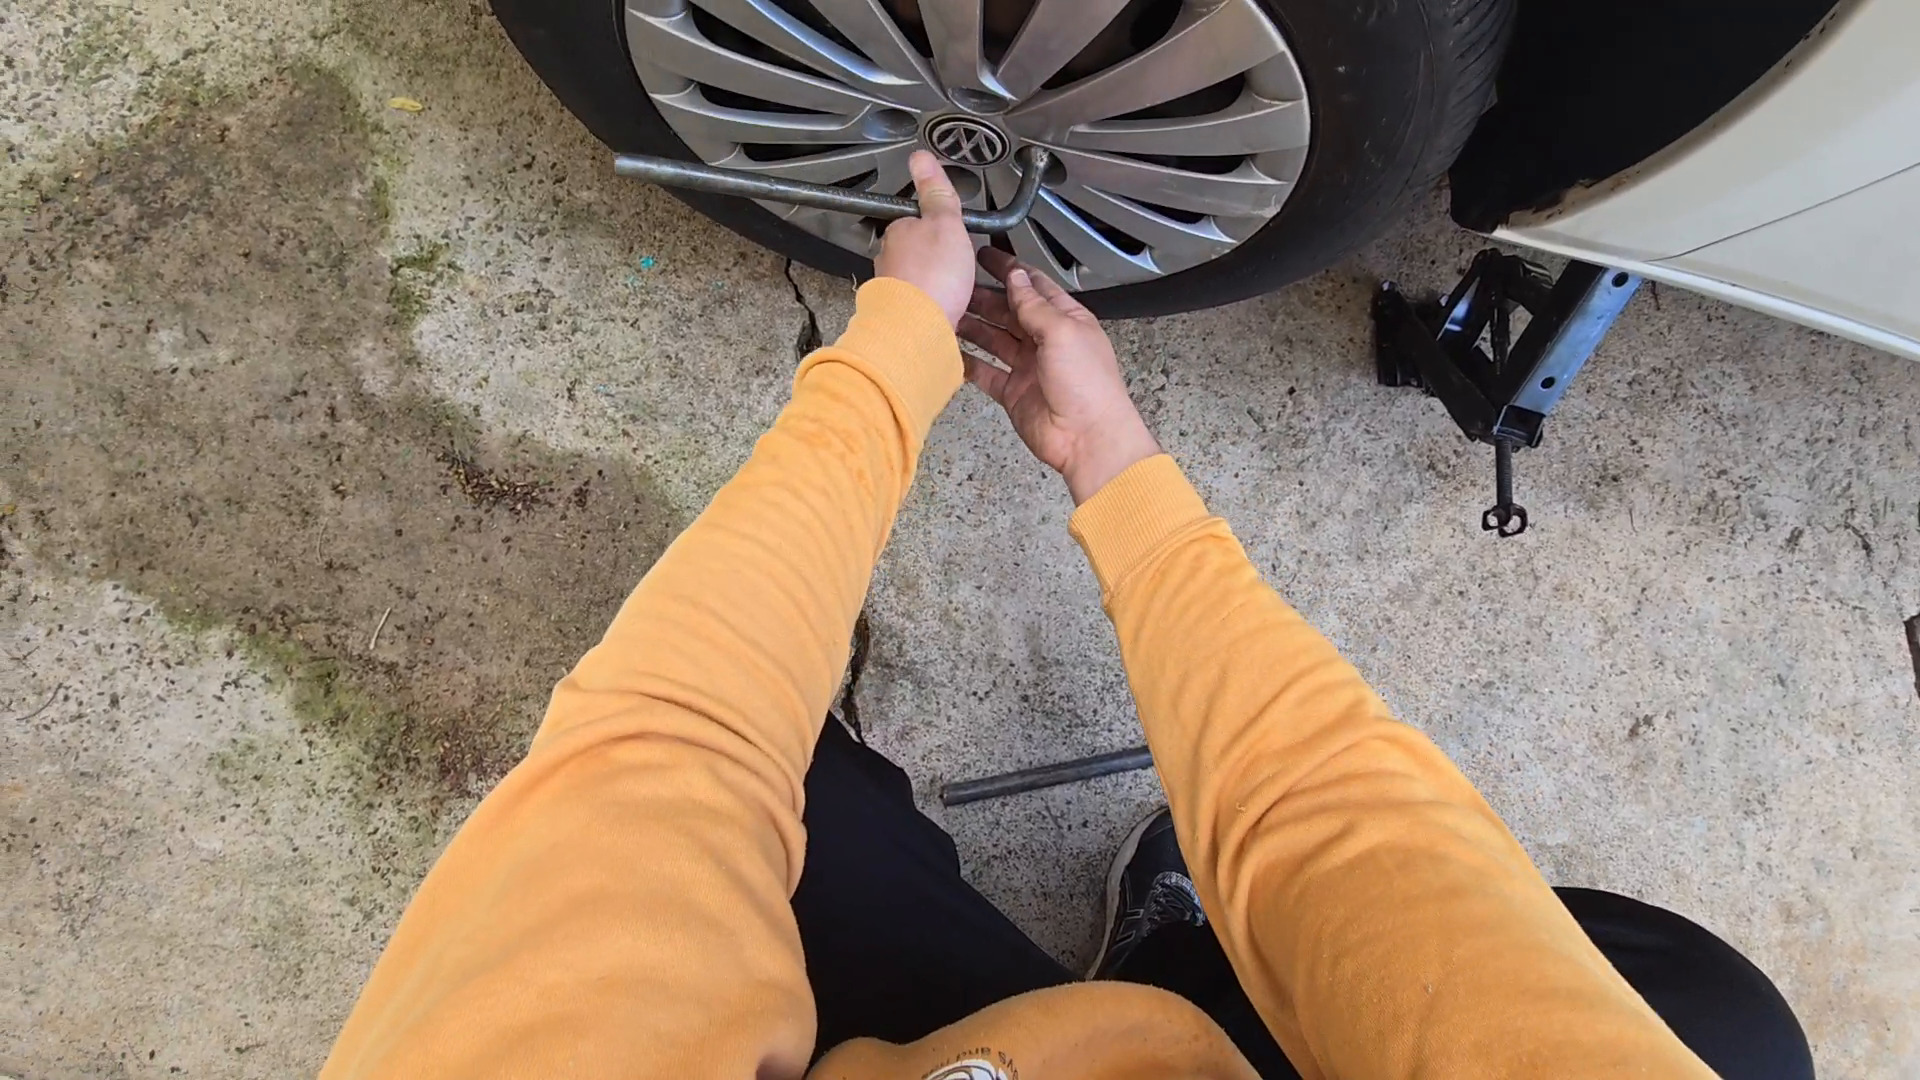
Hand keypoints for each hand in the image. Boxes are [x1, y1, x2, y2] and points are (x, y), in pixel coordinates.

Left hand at [872, 151, 975, 326]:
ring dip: (929, 283)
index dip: (937, 224)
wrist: (916, 329)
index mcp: (898, 231)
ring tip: (951, 290)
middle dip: (931, 256)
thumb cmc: (930, 278)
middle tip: (955, 263)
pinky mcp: (900, 316)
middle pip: (914, 251)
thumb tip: (922, 158)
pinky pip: (917, 305)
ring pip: (913, 279)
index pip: (916, 219)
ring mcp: (892, 289)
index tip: (952, 232)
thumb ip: (936, 193)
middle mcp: (888, 260)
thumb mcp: (945, 224)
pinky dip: (929, 306)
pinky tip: (942, 311)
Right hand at [959, 249, 1160, 503]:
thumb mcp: (1062, 332)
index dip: (1010, 270)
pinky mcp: (1014, 393)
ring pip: (995, 340)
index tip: (985, 256)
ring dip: (973, 327)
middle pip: (1009, 312)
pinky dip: (969, 363)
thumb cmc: (1088, 385)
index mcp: (1066, 321)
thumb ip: (1034, 304)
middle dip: (984, 298)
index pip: (1034, 286)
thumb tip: (1017, 277)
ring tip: (948, 313)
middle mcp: (1047, 342)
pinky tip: (951, 352)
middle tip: (956, 286)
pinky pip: (987, 374)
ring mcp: (1029, 368)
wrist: (1087, 438)